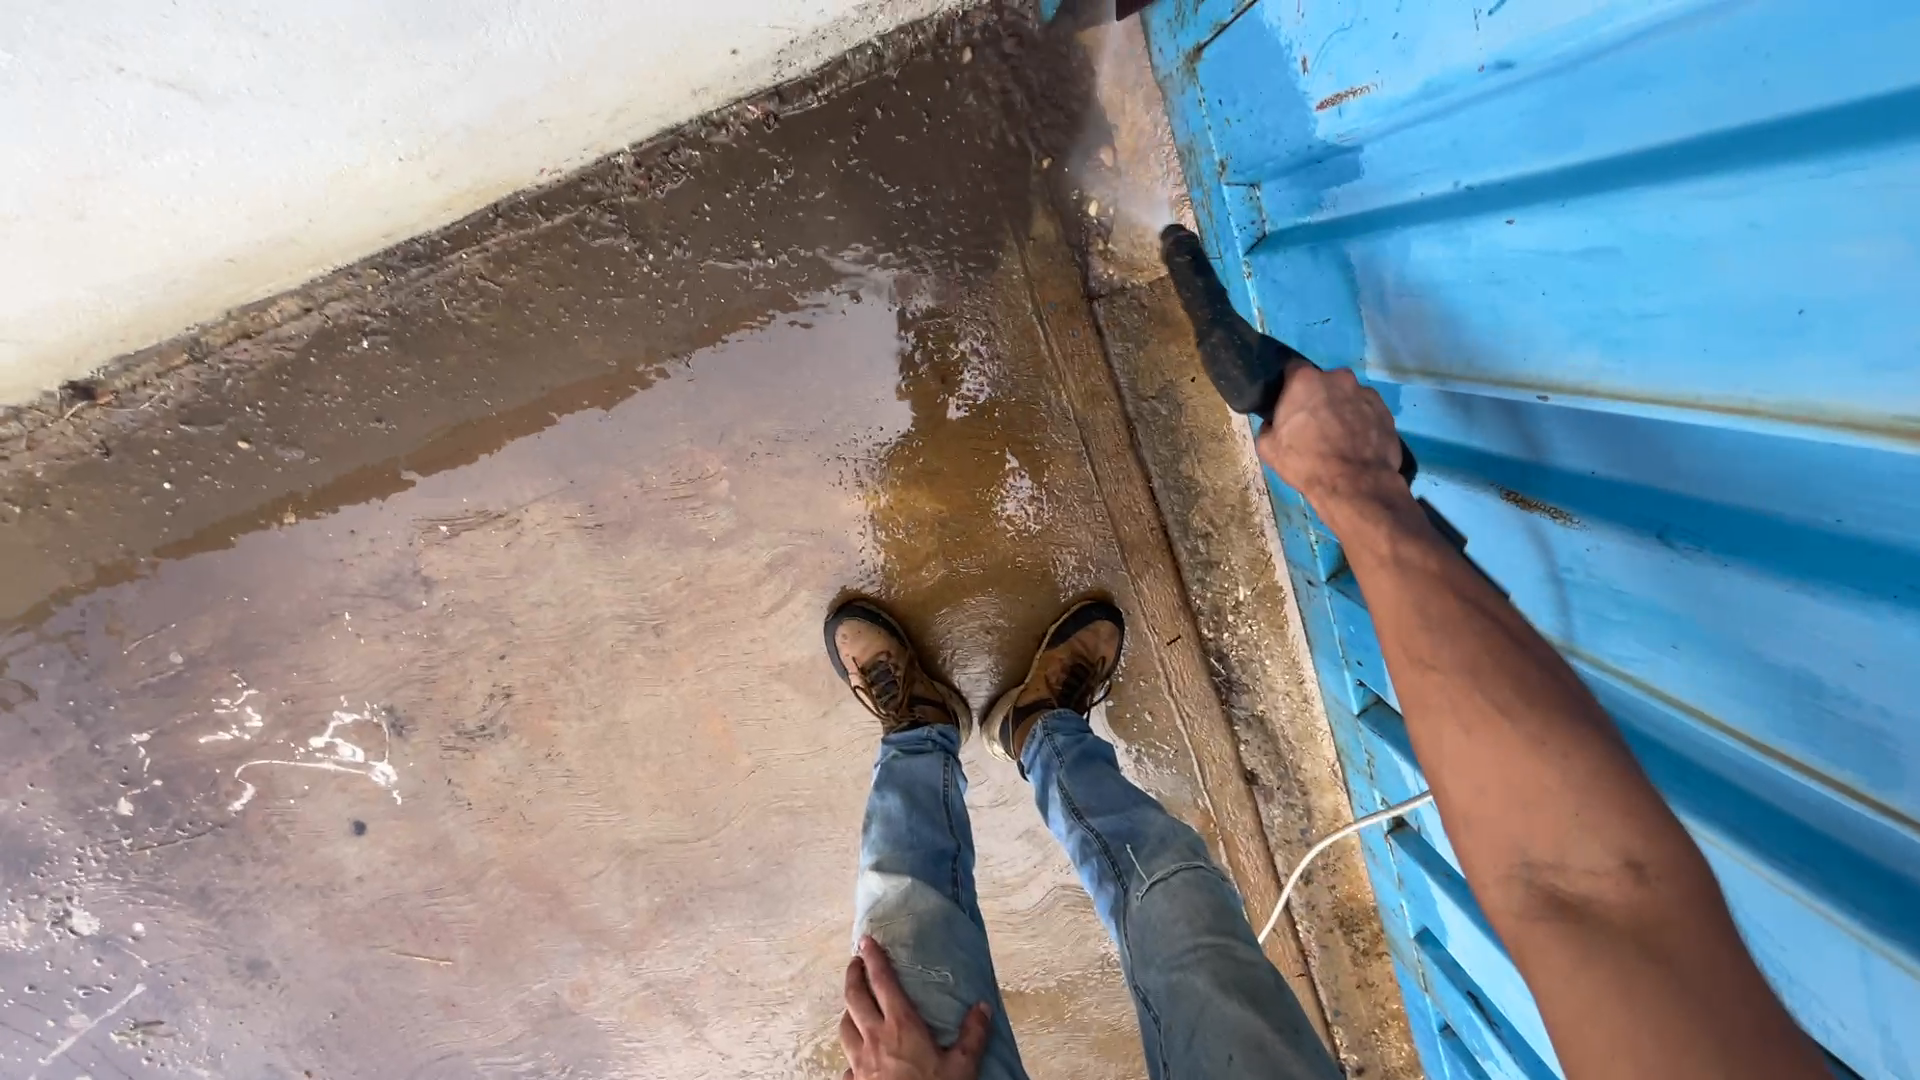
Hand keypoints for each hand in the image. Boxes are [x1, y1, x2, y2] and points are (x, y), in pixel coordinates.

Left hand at [840, 935, 991, 1079]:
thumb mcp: (962, 1068)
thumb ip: (972, 1035)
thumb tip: (983, 1006)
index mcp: (901, 1025)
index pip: (882, 981)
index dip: (873, 957)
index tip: (865, 940)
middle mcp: (874, 1038)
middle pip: (854, 997)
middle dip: (852, 975)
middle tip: (855, 962)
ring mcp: (860, 1062)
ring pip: (844, 1026)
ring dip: (848, 1010)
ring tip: (855, 1004)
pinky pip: (846, 1062)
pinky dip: (850, 1052)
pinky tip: (857, 1057)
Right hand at [1254, 363, 1407, 528]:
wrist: (1354, 483)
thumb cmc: (1304, 462)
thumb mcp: (1267, 447)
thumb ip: (1269, 426)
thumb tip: (1277, 423)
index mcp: (1305, 380)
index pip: (1292, 369)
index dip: (1288, 386)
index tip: (1286, 402)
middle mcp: (1338, 378)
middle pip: (1323, 381)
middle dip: (1317, 397)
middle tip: (1312, 422)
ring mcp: (1365, 392)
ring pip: (1347, 395)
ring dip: (1341, 408)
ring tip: (1338, 435)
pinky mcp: (1385, 410)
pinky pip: (1366, 410)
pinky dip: (1360, 421)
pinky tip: (1355, 442)